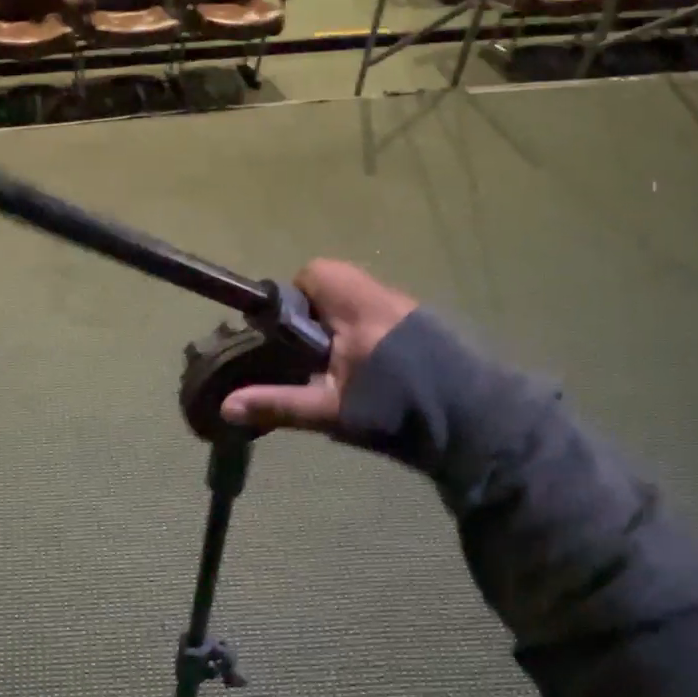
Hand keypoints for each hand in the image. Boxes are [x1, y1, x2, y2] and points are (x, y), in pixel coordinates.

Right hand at [221, 260, 419, 432]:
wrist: (471, 423)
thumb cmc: (395, 411)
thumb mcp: (330, 411)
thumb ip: (278, 403)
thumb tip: (226, 406)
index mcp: (358, 308)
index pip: (315, 273)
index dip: (294, 297)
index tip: (289, 334)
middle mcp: (385, 297)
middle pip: (338, 283)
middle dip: (317, 313)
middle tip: (311, 355)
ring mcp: (411, 309)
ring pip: (361, 299)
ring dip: (344, 324)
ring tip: (340, 367)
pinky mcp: (429, 326)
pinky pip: (384, 314)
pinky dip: (369, 333)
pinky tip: (372, 372)